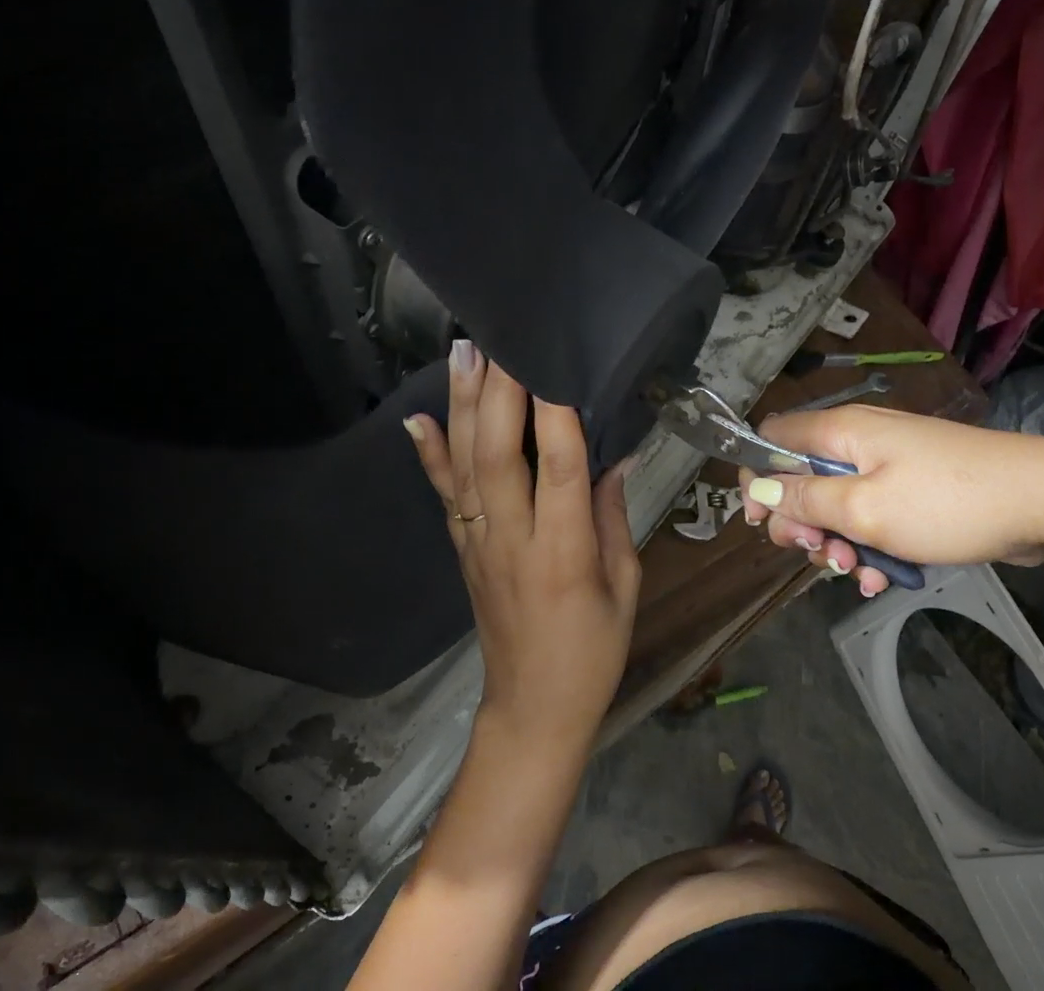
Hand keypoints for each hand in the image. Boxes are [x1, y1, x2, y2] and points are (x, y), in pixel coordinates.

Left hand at [405, 341, 641, 740]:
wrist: (532, 706)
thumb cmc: (592, 650)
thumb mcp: (624, 586)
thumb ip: (612, 517)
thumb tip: (612, 456)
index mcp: (565, 555)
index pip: (563, 470)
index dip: (559, 413)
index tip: (556, 361)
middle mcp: (513, 541)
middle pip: (501, 456)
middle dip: (500, 392)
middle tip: (502, 337)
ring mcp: (479, 544)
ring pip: (466, 466)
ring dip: (463, 406)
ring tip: (464, 351)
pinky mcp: (462, 550)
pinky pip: (444, 495)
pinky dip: (429, 454)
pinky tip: (419, 416)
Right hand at [737, 405, 1043, 594]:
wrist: (1042, 502)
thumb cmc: (944, 503)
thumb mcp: (863, 509)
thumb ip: (806, 499)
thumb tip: (758, 487)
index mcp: (842, 432)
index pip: (773, 438)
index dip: (758, 477)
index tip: (760, 521)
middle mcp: (861, 442)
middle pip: (804, 480)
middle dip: (803, 524)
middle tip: (819, 554)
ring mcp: (892, 468)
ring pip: (840, 508)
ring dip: (839, 546)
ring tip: (860, 575)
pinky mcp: (917, 493)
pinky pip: (876, 519)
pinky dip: (873, 549)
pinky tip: (884, 581)